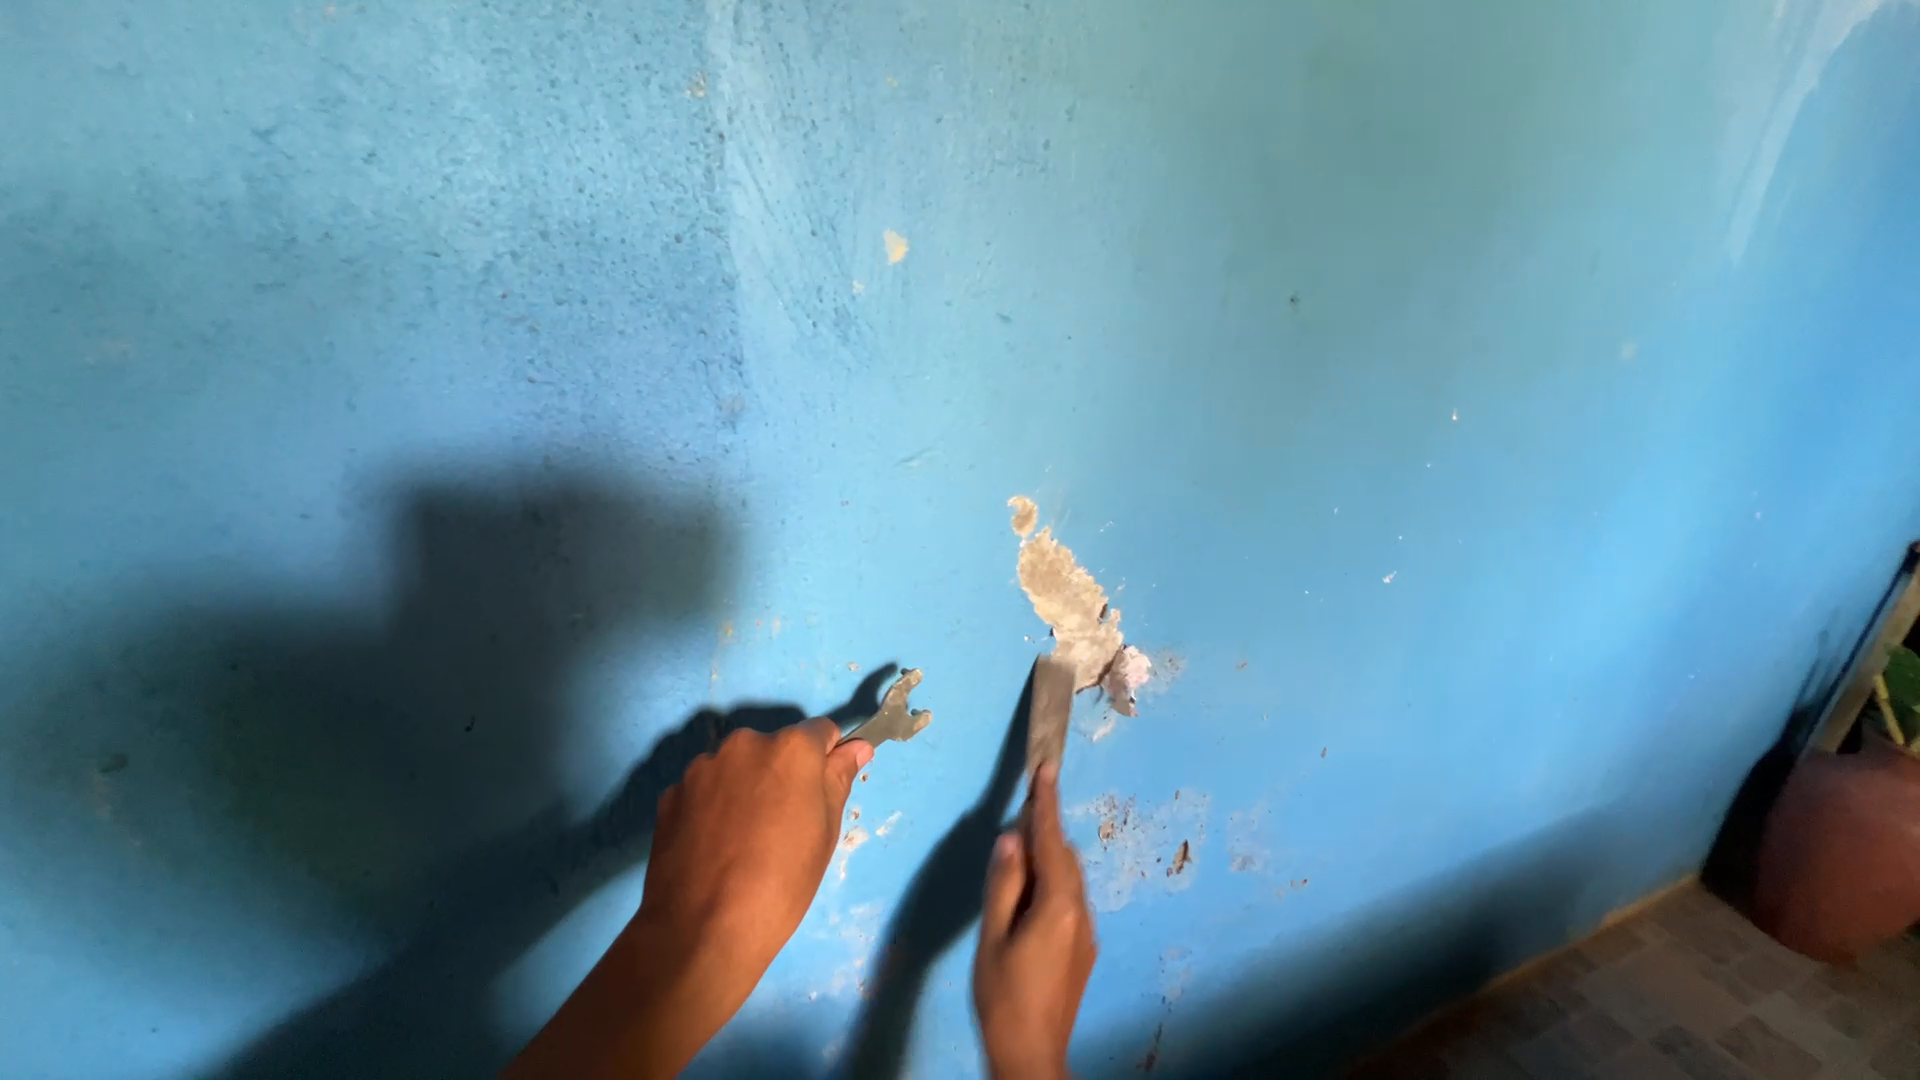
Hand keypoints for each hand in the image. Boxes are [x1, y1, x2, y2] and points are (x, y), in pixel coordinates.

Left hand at [504, 719, 870, 1079]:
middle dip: (781, 774)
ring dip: (744, 787)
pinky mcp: (671, 793)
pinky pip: (704, 789)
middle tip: (781, 824)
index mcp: (791, 748)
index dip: (826, 761)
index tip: (819, 795)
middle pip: (775, 747)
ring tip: (742, 839)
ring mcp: (702, 767)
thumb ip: (839, 778)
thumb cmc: (782, 881)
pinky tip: (713, 847)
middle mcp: (745, 743)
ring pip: (737, 767)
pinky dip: (712, 806)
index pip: (821, 733)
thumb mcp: (826, 832)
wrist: (702, 931)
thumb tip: (857, 747)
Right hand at [973, 763, 1097, 1079]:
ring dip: (1049, 857)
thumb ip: (1003, 882)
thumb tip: (1010, 837)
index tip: (1047, 768)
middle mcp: (1081, 912)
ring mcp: (1086, 932)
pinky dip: (1053, 882)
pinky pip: (1070, 899)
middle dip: (1044, 830)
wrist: (1032, 1055)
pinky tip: (1031, 894)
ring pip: (1069, 878)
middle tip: (1018, 812)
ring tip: (1019, 851)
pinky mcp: (1084, 949)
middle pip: (1064, 857)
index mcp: (1058, 905)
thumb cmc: (1003, 995)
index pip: (1051, 841)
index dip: (1046, 803)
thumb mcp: (993, 936)